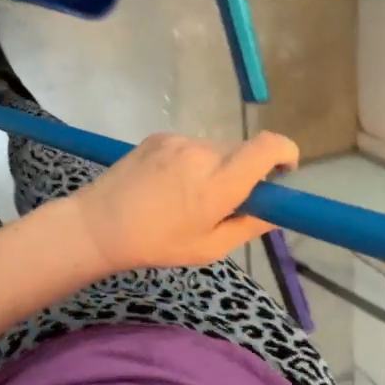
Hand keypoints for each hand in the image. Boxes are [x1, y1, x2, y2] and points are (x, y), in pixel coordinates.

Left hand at [67, 131, 298, 270]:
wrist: (98, 224)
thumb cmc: (157, 243)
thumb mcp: (209, 247)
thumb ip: (249, 226)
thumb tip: (275, 212)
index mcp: (221, 182)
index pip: (270, 145)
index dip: (286, 154)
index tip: (283, 173)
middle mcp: (204, 152)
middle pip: (244, 149)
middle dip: (246, 170)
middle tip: (227, 200)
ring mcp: (179, 140)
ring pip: (216, 148)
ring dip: (216, 167)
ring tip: (187, 196)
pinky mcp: (159, 136)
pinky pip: (190, 146)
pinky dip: (191, 162)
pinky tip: (166, 185)